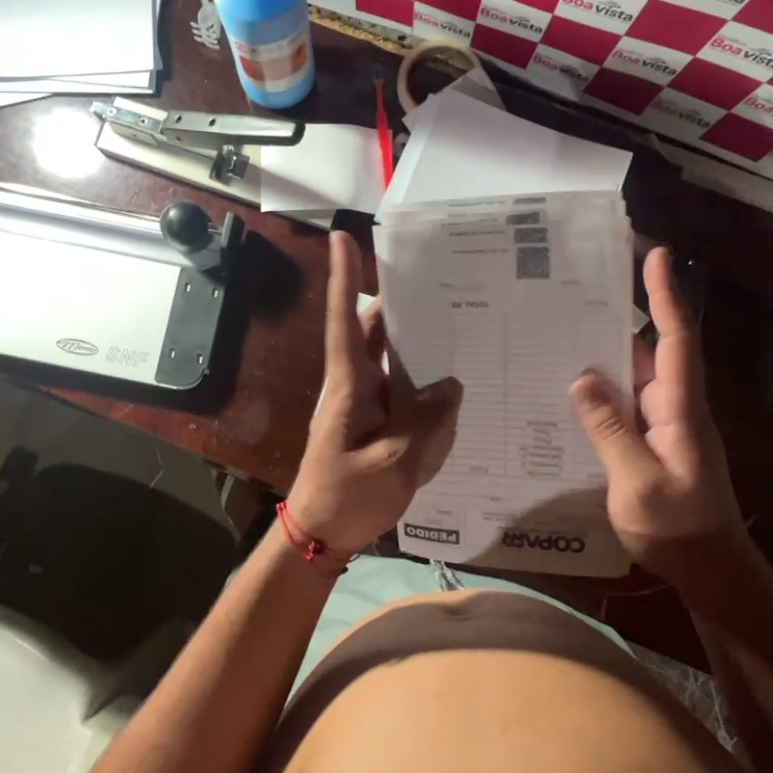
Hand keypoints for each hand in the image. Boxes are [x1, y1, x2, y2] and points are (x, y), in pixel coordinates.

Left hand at [285, 232, 462, 555]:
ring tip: (453, 316)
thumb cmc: (348, 496)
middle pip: (369, 331)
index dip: (344, 278)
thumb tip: (451, 384)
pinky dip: (417, 376)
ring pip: (385, 358)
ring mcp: (361, 404)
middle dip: (395, 301)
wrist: (319, 534)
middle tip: (437, 276)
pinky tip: (448, 376)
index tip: (342, 237)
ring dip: (410, 338)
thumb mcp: (395, 462)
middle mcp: (352, 385)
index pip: (345, 320)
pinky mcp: (371, 423)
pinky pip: (396, 388)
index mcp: (349, 385)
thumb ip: (426, 421)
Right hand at [569, 247, 743, 571]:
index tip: (654, 254)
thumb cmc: (679, 528)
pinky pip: (624, 406)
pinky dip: (600, 392)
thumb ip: (610, 431)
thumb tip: (582, 380)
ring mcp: (664, 426)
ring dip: (605, 353)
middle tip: (582, 284)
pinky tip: (568, 389)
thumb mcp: (637, 482)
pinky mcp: (652, 444)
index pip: (675, 340)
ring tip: (561, 328)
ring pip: (633, 377)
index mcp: (680, 409)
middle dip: (623, 313)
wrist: (711, 570)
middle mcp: (675, 407)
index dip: (664, 296)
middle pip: (650, 349)